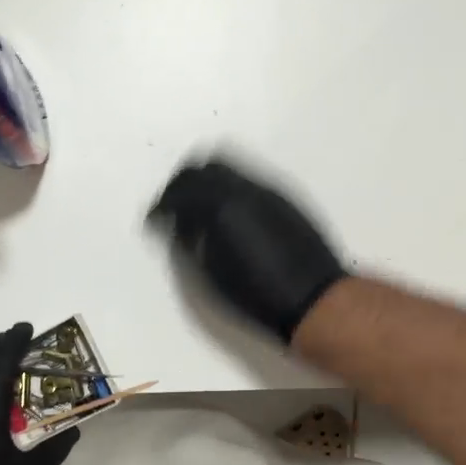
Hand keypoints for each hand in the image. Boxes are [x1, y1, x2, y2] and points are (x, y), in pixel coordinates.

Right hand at [149, 159, 350, 342]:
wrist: (312, 296)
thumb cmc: (255, 294)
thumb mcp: (210, 274)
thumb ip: (189, 243)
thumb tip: (176, 227)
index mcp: (219, 207)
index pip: (177, 194)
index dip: (160, 207)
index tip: (154, 221)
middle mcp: (242, 187)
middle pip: (201, 168)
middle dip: (180, 186)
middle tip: (172, 209)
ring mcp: (266, 187)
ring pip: (225, 167)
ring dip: (205, 183)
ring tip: (198, 210)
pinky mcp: (282, 194)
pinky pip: (245, 178)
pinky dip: (227, 189)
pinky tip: (227, 214)